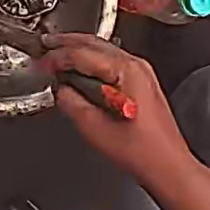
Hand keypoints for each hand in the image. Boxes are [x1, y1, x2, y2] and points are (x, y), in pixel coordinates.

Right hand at [40, 33, 198, 187]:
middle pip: (94, 43)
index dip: (57, 57)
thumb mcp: (95, 128)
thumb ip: (72, 103)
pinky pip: (110, 60)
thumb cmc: (143, 151)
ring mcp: (140, 72)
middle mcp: (136, 66)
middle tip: (45, 44)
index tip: (41, 63)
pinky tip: (79, 68)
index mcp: (126, 71)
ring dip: (78, 49)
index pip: (82, 54)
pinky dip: (90, 60)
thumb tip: (59, 90)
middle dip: (66, 42)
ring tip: (57, 52)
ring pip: (102, 48)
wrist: (168, 167)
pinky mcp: (140, 81)